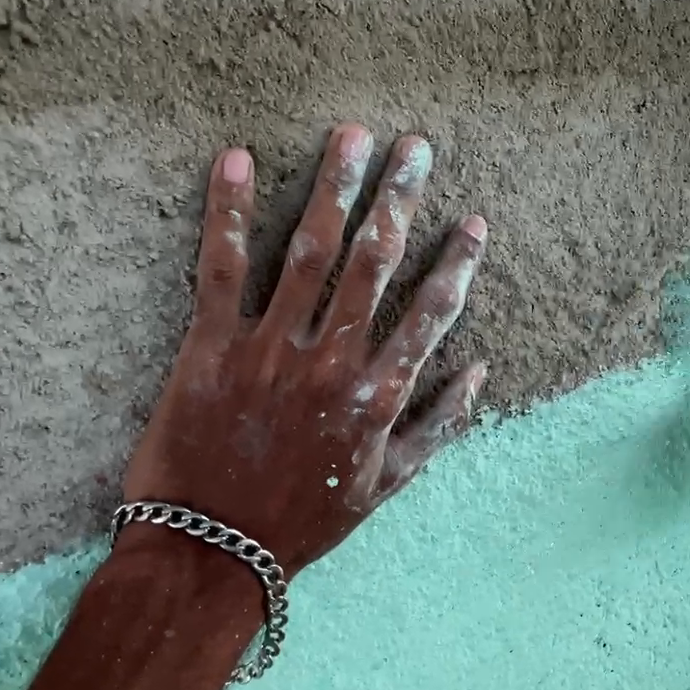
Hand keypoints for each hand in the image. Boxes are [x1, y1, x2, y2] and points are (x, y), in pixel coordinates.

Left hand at [119, 122, 486, 576]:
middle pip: (377, 262)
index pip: (433, 311)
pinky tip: (237, 160)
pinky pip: (221, 270)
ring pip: (311, 252)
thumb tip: (481, 369)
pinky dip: (228, 213)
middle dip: (400, 197)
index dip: (458, 261)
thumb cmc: (309, 518)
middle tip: (415, 147)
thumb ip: (441, 423)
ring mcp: (270, 349)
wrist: (210, 554)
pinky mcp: (208, 349)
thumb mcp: (392, 483)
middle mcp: (334, 359)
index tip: (474, 220)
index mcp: (381, 393)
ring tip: (352, 135)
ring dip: (335, 187)